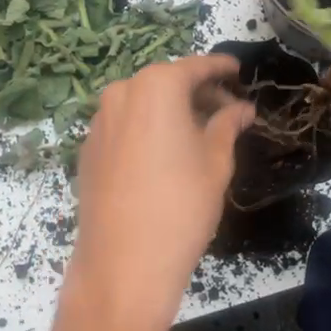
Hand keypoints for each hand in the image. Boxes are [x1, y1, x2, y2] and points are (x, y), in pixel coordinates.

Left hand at [53, 55, 253, 330]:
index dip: (221, 69)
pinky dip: (149, 130)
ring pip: (144, 105)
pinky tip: (168, 154)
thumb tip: (242, 109)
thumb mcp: (216, 161)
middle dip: (198, 93)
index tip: (238, 71)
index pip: (195, 67)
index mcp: (156, 87)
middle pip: (167, 83)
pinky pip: (126, 127)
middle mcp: (121, 94)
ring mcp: (99, 122)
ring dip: (173, 112)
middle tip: (228, 111)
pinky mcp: (88, 151)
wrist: (123, 263)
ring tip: (201, 134)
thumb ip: (227, 124)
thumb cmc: (181, 204)